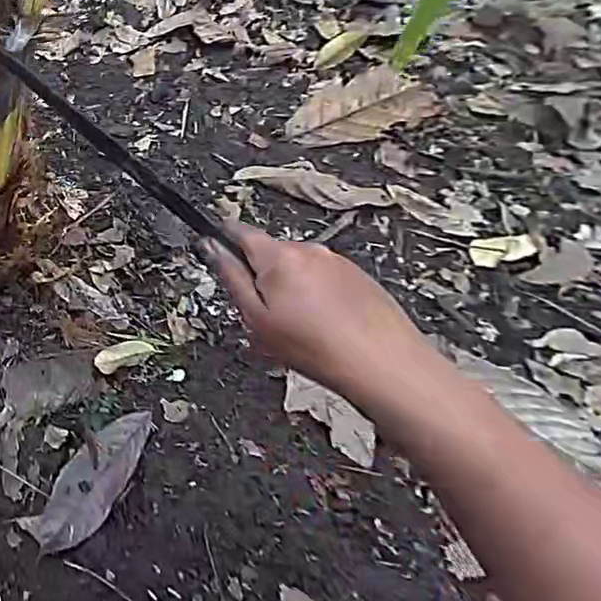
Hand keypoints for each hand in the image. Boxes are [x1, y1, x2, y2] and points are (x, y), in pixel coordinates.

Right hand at [203, 222, 435, 403]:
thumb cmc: (320, 349)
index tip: (220, 257)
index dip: (223, 242)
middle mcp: (310, 251)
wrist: (389, 369)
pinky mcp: (361, 278)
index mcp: (279, 256)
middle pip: (269, 253)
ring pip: (297, 268)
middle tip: (264, 313)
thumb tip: (211, 246)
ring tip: (299, 328)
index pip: (238, 230)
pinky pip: (325, 279)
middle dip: (261, 277)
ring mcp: (338, 263)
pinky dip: (318, 298)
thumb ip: (230, 276)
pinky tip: (324, 328)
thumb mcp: (256, 317)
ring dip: (291, 289)